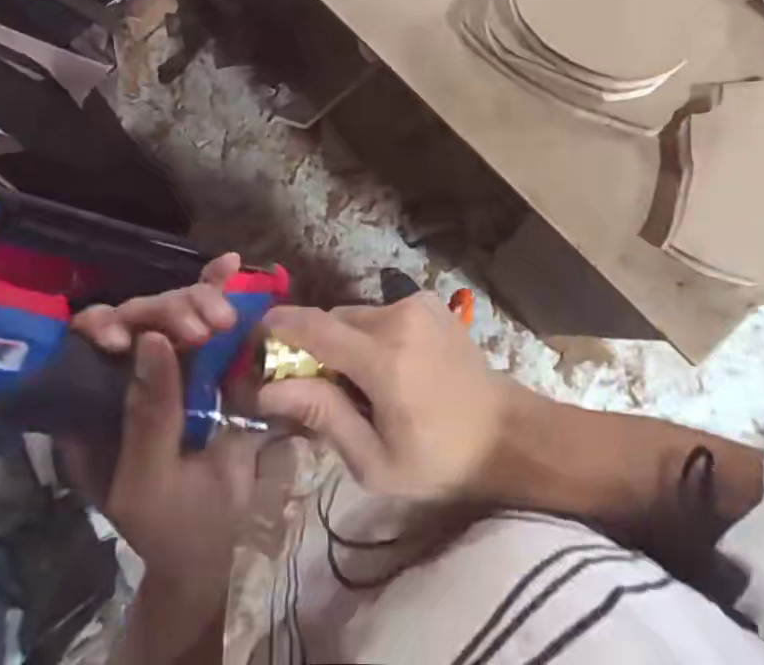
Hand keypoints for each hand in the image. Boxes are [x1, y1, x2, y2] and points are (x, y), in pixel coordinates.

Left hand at [63, 256, 261, 662]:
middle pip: (135, 319)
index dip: (101, 329)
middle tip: (209, 326)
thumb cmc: (170, 527)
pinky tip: (231, 265)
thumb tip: (152, 340)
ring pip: (173, 311)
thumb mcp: (150, 482)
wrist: (216, 549)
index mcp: (90, 403)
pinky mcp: (205, 361)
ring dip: (199, 300)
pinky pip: (208, 317)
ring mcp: (167, 363)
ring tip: (226, 316)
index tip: (125, 338)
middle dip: (168, 312)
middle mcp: (124, 373)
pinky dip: (218, 288)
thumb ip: (150, 416)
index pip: (83, 346)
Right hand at [257, 292, 513, 501]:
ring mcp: (416, 305)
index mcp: (385, 361)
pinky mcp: (427, 302)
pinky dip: (368, 335)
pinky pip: (377, 313)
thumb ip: (321, 417)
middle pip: (330, 320)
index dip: (276, 329)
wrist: (510, 436)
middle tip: (314, 384)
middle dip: (313, 347)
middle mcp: (398, 319)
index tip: (253, 342)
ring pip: (352, 315)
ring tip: (359, 382)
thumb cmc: (441, 461)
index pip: (312, 328)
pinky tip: (386, 366)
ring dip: (342, 342)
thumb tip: (265, 391)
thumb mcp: (375, 461)